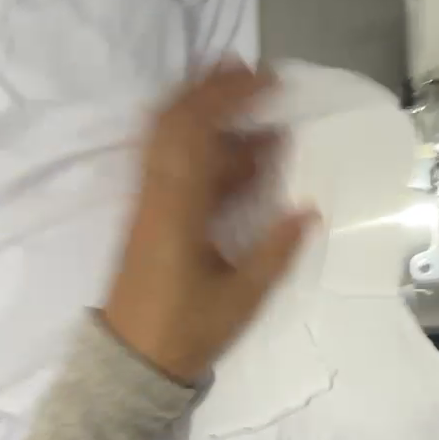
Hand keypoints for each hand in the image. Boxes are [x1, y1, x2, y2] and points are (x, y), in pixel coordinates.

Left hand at [101, 62, 316, 382]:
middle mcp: (156, 195)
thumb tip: (308, 211)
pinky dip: (200, 152)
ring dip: (205, 116)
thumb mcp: (240, 300)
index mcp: (178, 209)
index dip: (229, 96)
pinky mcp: (147, 220)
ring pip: (168, 142)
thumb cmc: (185, 333)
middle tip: (251, 75)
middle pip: (174, 121)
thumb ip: (274, 253)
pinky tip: (233, 160)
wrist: (130, 364)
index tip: (266, 80)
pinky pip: (169, 169)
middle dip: (212, 90)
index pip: (196, 130)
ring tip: (249, 110)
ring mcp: (148, 206)